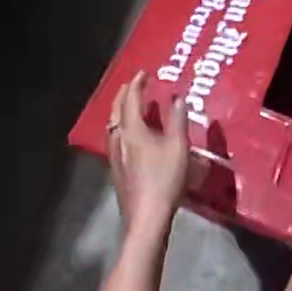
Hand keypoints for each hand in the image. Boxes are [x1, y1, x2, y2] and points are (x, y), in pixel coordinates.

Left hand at [107, 72, 189, 240]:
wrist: (146, 218)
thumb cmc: (164, 178)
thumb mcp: (178, 146)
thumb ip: (178, 120)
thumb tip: (177, 98)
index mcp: (132, 129)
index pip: (130, 99)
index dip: (136, 84)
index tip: (143, 73)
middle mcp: (118, 138)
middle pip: (116, 110)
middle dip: (124, 94)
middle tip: (133, 84)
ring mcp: (114, 155)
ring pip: (113, 125)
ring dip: (120, 110)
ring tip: (130, 106)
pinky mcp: (116, 170)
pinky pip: (115, 137)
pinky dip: (122, 126)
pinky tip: (131, 136)